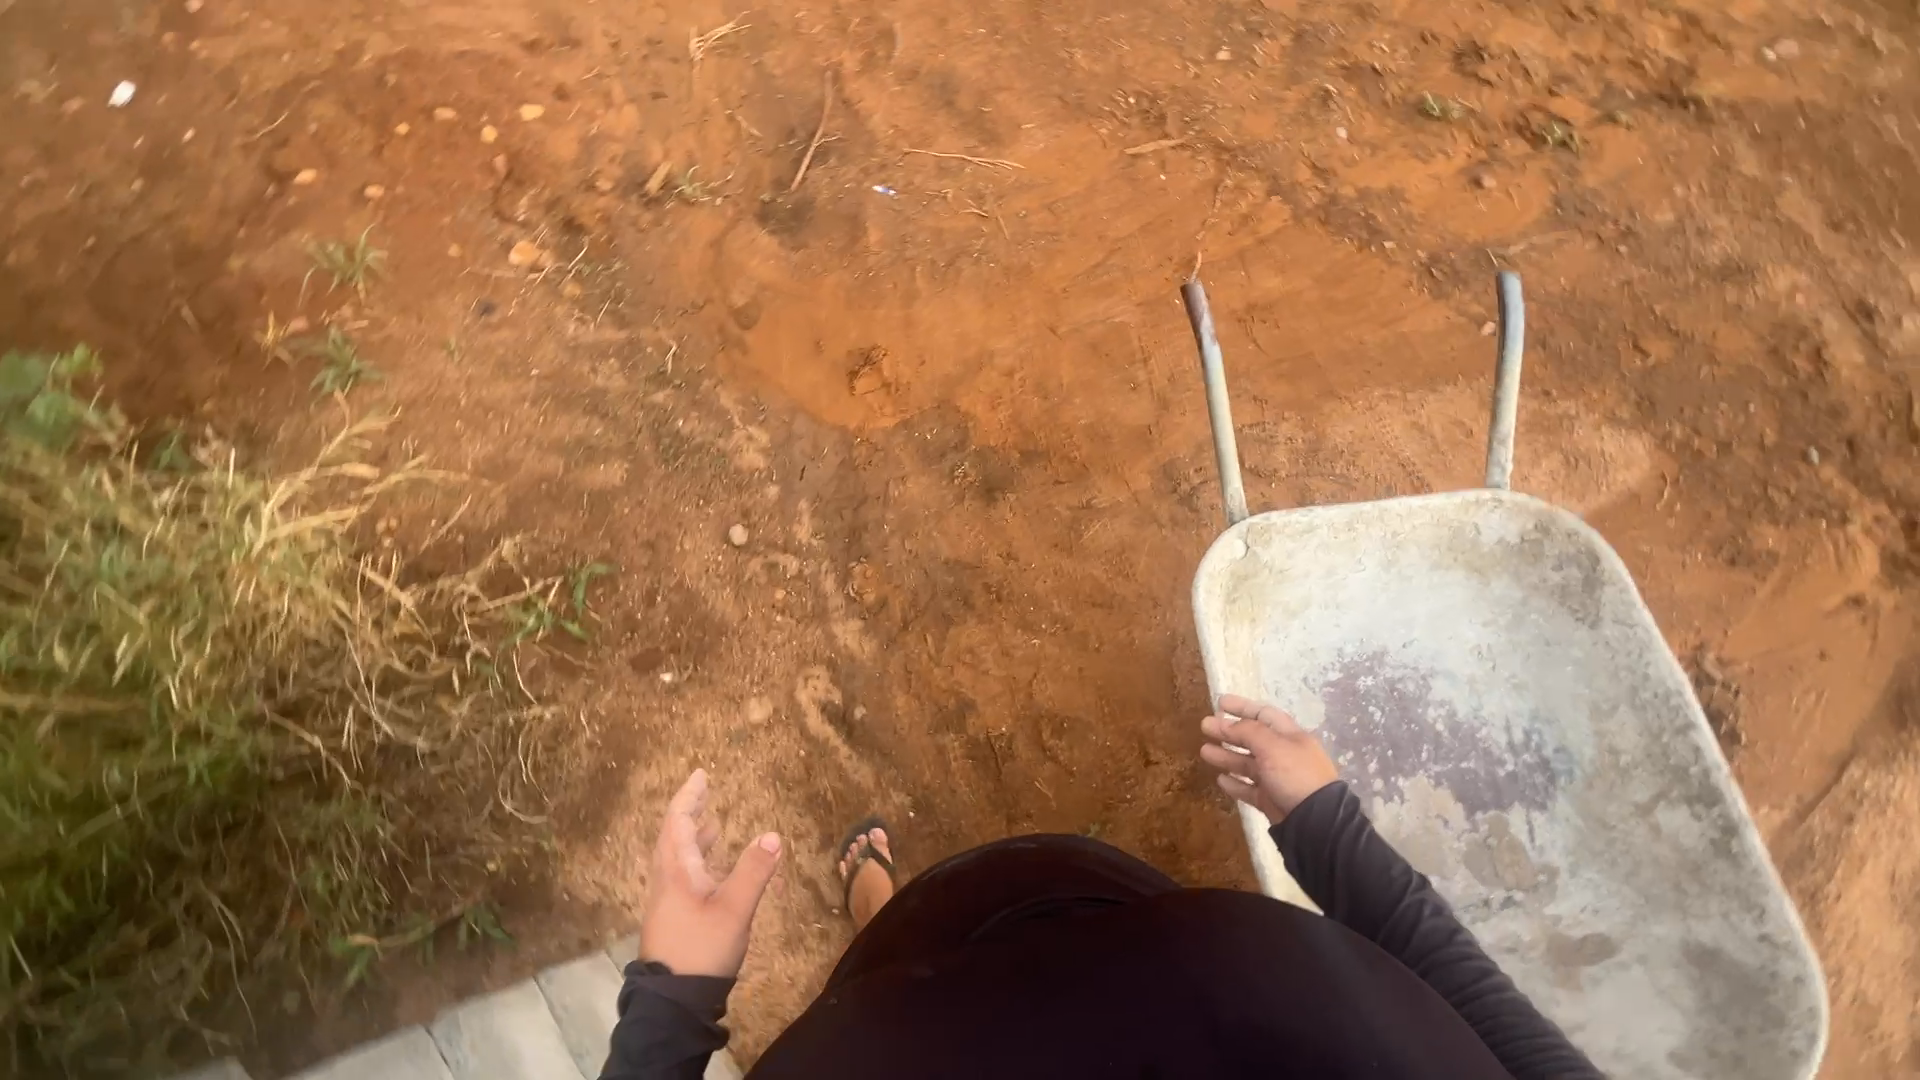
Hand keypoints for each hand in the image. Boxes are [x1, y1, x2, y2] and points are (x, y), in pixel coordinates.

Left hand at [638, 769, 782, 977]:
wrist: (673, 1003)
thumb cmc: (701, 948)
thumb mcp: (734, 908)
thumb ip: (754, 870)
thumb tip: (773, 834)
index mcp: (677, 869)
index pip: (678, 821)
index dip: (689, 796)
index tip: (701, 774)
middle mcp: (666, 879)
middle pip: (673, 834)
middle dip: (689, 810)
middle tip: (705, 789)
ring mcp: (666, 899)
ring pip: (676, 856)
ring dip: (692, 834)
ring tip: (712, 821)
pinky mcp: (672, 916)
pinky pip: (681, 873)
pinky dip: (696, 857)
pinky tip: (713, 867)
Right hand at [1199, 694, 1339, 822]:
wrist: (1316, 821)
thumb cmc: (1295, 775)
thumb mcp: (1272, 746)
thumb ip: (1247, 731)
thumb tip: (1225, 723)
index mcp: (1289, 737)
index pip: (1263, 715)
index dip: (1242, 707)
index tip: (1219, 702)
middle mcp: (1283, 755)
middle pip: (1251, 739)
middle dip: (1228, 731)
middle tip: (1204, 727)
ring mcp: (1277, 779)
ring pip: (1247, 764)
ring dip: (1226, 756)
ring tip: (1204, 752)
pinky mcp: (1271, 800)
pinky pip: (1249, 789)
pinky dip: (1235, 784)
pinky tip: (1221, 780)